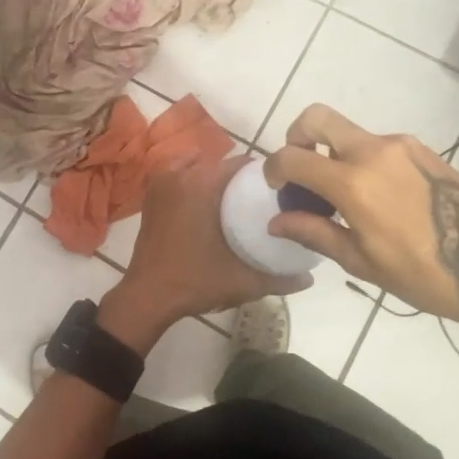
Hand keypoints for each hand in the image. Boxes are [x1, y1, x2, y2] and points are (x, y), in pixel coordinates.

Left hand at [102, 154, 312, 350]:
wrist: (148, 295)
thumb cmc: (195, 281)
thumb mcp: (241, 281)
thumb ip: (278, 279)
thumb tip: (310, 278)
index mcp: (202, 186)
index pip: (239, 164)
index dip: (261, 172)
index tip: (277, 187)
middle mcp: (180, 176)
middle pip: (218, 163)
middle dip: (239, 176)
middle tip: (259, 197)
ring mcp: (161, 184)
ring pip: (195, 166)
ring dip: (213, 175)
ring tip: (234, 196)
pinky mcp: (151, 197)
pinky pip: (175, 175)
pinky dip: (189, 178)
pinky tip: (204, 198)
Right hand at [263, 104, 458, 326]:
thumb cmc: (422, 273)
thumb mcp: (361, 261)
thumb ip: (314, 232)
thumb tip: (276, 222)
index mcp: (353, 183)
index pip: (293, 157)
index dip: (273, 168)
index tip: (274, 185)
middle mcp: (373, 152)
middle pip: (318, 118)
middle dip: (297, 136)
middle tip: (300, 168)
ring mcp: (401, 146)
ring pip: (350, 133)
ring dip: (334, 153)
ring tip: (342, 196)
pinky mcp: (422, 150)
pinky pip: (378, 145)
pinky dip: (362, 160)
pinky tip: (375, 197)